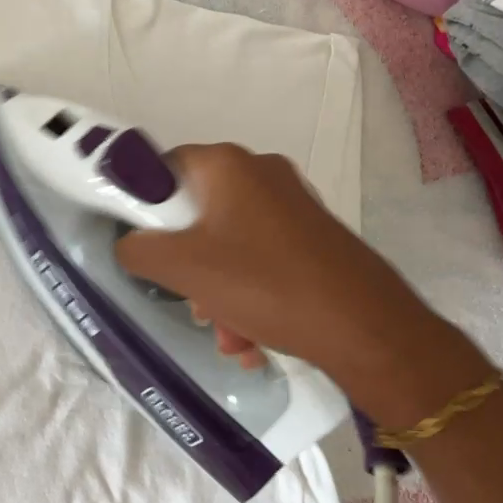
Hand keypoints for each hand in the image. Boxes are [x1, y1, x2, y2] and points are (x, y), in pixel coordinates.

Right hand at [113, 143, 451, 392]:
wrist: (371, 331)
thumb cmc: (266, 284)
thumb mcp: (182, 268)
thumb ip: (137, 249)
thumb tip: (131, 245)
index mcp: (226, 163)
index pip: (162, 170)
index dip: (145, 208)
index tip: (147, 249)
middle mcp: (261, 171)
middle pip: (196, 211)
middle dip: (187, 264)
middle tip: (190, 303)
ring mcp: (293, 204)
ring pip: (229, 241)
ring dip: (217, 289)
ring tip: (230, 338)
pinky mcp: (316, 236)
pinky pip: (263, 257)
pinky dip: (250, 292)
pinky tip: (254, 339)